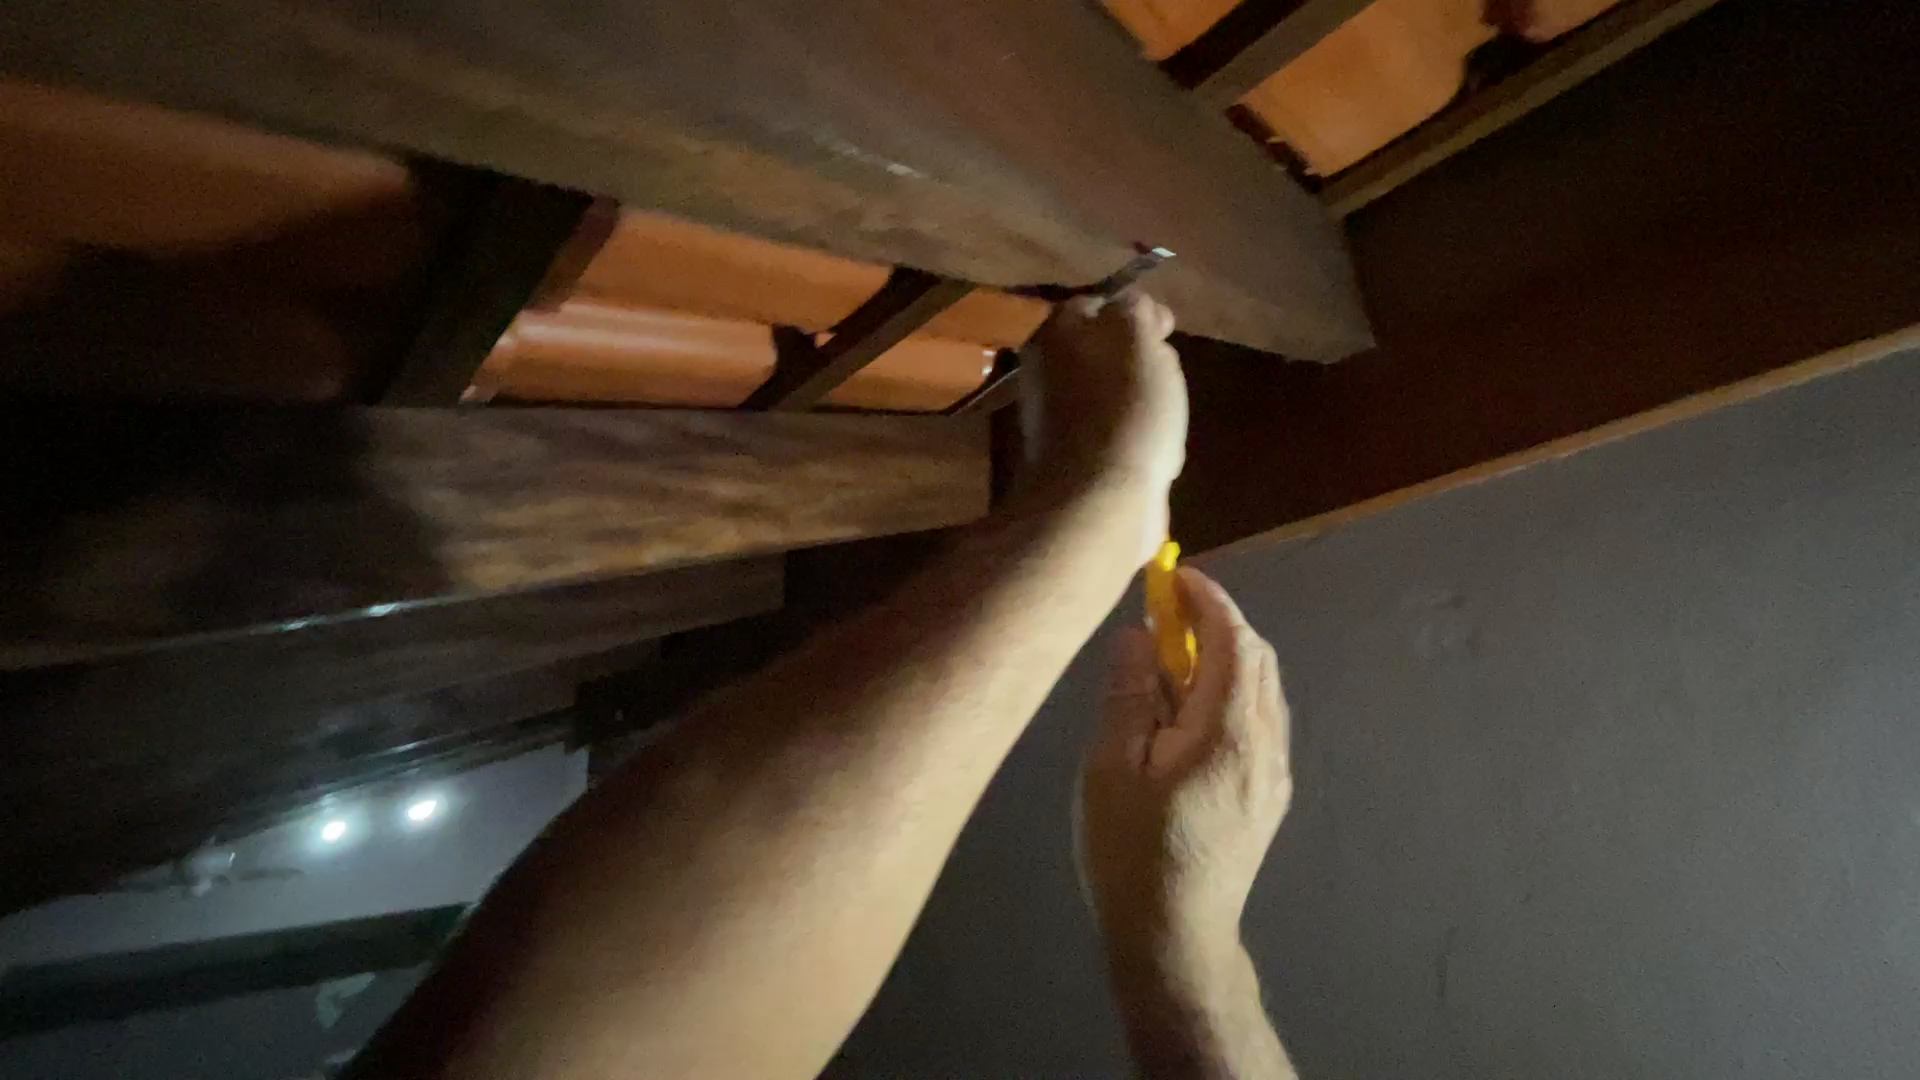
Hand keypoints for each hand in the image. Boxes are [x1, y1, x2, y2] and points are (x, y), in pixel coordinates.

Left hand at [1023, 293, 1187, 564]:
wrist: (1100, 499)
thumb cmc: (1124, 408)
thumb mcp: (1135, 334)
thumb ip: (1134, 309)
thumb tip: (1136, 309)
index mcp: (1054, 336)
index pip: (1097, 306)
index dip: (1136, 314)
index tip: (1166, 331)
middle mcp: (1047, 374)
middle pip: (1107, 353)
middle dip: (1143, 364)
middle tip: (1164, 378)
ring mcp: (1059, 421)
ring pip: (1115, 395)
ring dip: (1144, 405)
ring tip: (1162, 420)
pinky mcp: (1076, 461)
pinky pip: (1117, 436)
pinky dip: (1138, 441)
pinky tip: (1154, 454)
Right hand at [1076, 567, 1290, 980]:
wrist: (1176, 936)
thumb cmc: (1133, 851)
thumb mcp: (1113, 768)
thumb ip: (1130, 695)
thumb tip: (1141, 635)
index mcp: (1228, 733)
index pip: (1233, 641)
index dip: (1206, 599)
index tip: (1172, 575)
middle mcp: (1266, 744)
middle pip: (1257, 657)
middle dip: (1216, 619)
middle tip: (1164, 610)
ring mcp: (1274, 771)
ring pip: (1262, 685)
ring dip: (1224, 651)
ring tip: (1171, 653)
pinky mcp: (1268, 790)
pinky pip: (1258, 714)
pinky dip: (1229, 685)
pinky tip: (1188, 705)